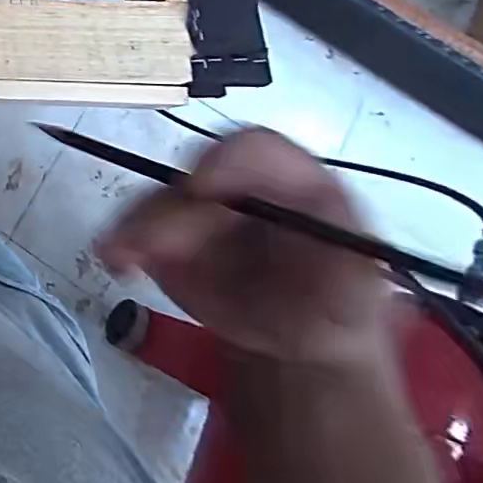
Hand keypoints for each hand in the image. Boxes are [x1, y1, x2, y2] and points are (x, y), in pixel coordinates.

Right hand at [97, 129, 391, 367]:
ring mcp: (198, 205)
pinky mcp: (170, 232)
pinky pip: (137, 224)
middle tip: (153, 248)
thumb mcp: (362, 285)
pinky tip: (120, 258)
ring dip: (135, 224)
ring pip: (156, 198)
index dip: (224, 161)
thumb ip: (344, 259)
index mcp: (290, 177)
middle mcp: (237, 181)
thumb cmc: (337, 302)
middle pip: (191, 178)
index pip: (254, 148)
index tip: (198, 190)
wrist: (296, 335)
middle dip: (169, 211)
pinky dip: (122, 238)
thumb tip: (308, 240)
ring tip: (123, 256)